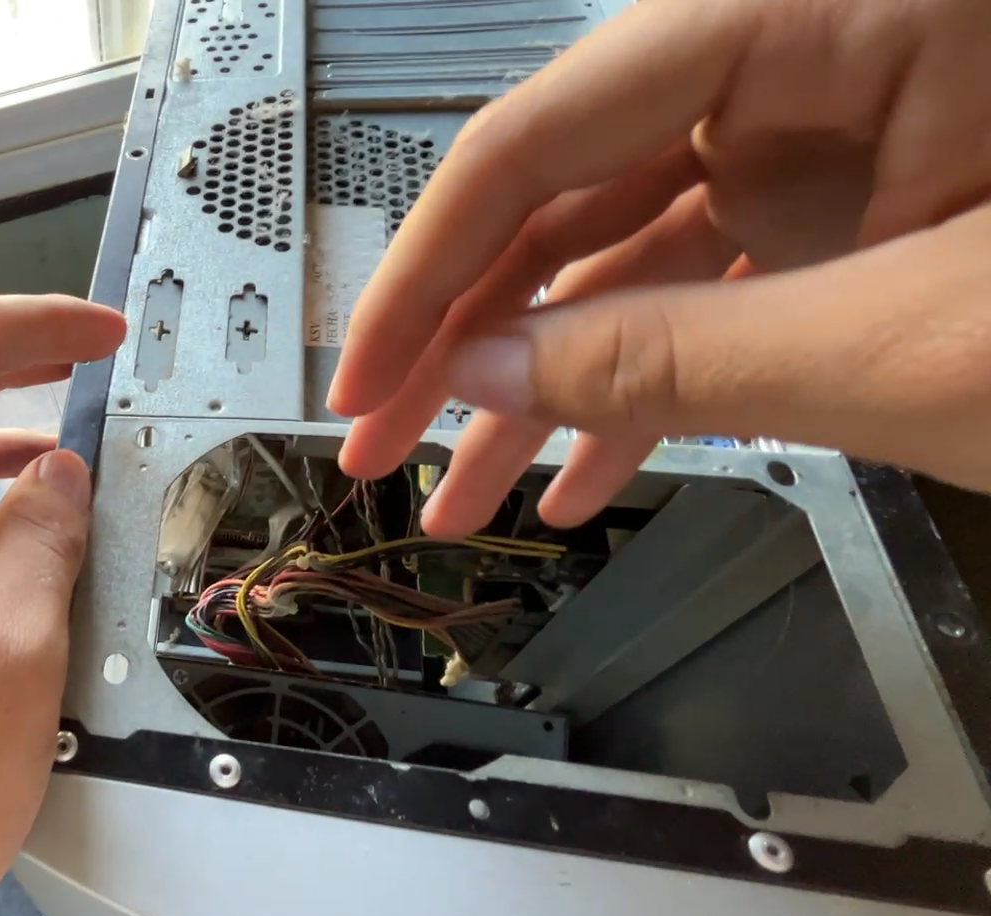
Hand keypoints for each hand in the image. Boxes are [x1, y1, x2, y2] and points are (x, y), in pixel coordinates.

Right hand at [326, 0, 990, 536]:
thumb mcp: (919, 343)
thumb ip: (670, 358)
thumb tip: (475, 379)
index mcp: (831, 5)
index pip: (530, 146)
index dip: (419, 281)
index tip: (358, 389)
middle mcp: (806, 58)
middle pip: (554, 220)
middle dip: (459, 358)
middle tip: (379, 452)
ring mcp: (833, 144)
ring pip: (617, 283)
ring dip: (532, 405)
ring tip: (459, 504)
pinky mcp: (854, 219)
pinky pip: (703, 309)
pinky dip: (640, 403)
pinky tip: (576, 484)